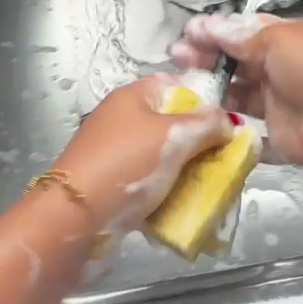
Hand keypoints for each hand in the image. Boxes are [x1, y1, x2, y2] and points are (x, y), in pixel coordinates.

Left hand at [48, 73, 234, 234]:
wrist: (73, 218)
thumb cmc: (125, 165)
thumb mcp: (173, 139)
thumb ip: (206, 124)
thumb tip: (229, 119)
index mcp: (133, 95)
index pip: (175, 85)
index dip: (203, 100)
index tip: (226, 124)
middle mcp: (123, 118)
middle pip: (171, 123)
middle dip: (198, 142)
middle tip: (223, 161)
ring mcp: (115, 152)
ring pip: (161, 156)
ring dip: (184, 172)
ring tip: (208, 187)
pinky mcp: (111, 184)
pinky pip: (148, 183)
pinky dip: (165, 193)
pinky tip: (182, 207)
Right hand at [169, 15, 302, 172]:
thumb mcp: (277, 40)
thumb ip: (241, 38)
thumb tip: (212, 27)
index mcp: (282, 40)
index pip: (242, 32)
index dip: (215, 32)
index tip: (187, 33)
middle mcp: (278, 69)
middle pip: (235, 63)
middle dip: (206, 58)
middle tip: (177, 57)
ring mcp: (278, 104)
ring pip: (236, 95)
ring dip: (211, 90)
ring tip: (182, 86)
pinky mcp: (278, 137)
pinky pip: (249, 135)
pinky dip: (229, 129)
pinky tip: (200, 118)